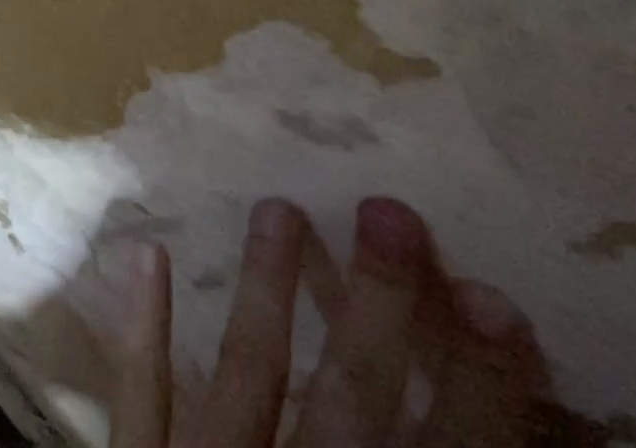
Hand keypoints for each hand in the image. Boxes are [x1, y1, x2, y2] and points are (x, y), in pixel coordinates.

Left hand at [113, 197, 550, 447]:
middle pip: (348, 396)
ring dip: (263, 292)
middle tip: (389, 214)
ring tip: (276, 210)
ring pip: (245, 374)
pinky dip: (139, 326)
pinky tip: (140, 252)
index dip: (477, 383)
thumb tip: (469, 426)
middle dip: (377, 310)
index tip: (499, 303)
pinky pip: (137, 392)